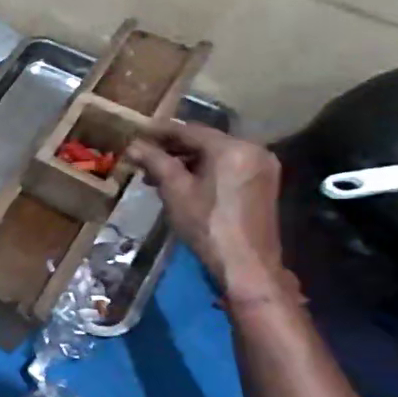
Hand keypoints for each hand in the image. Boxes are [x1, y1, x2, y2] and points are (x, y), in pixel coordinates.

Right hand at [125, 121, 285, 293]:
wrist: (246, 265)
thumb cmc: (207, 225)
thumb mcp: (176, 190)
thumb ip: (155, 162)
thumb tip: (133, 145)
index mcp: (232, 148)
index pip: (190, 131)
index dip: (160, 132)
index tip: (138, 134)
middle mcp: (253, 149)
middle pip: (205, 141)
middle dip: (174, 149)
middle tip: (146, 158)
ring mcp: (262, 167)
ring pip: (217, 155)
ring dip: (188, 161)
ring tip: (160, 175)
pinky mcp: (264, 183)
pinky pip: (229, 167)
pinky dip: (206, 170)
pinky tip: (185, 183)